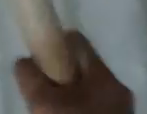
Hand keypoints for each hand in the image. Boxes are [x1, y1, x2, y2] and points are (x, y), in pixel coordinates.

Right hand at [14, 33, 132, 113]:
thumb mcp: (42, 103)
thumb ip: (29, 76)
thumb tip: (26, 62)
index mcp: (106, 78)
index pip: (76, 41)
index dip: (53, 44)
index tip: (38, 62)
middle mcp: (118, 91)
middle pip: (80, 68)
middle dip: (58, 76)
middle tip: (42, 93)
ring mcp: (121, 113)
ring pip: (86, 91)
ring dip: (66, 98)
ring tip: (50, 112)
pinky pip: (91, 110)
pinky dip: (75, 111)